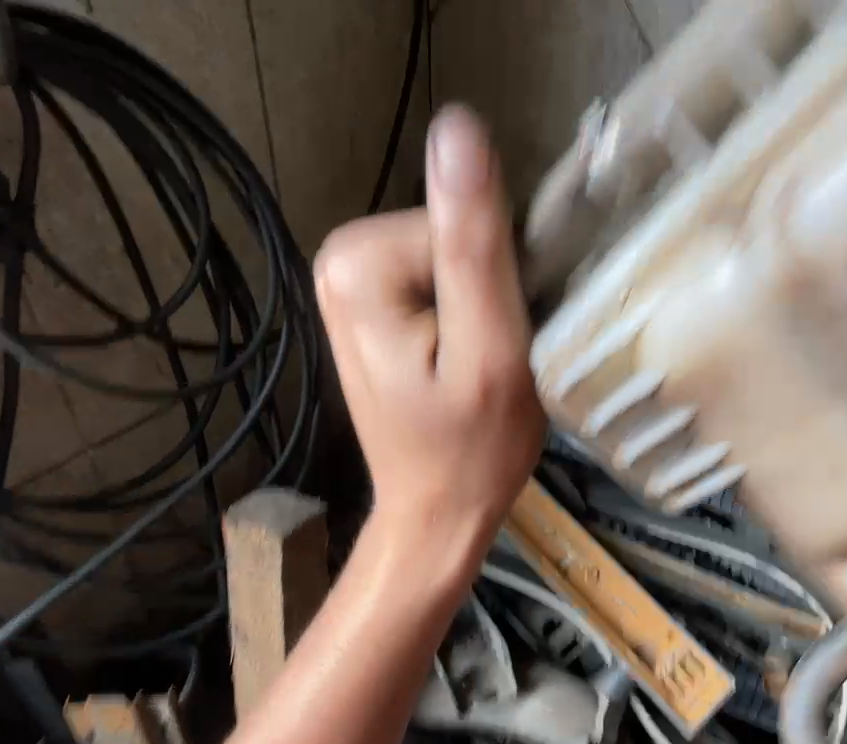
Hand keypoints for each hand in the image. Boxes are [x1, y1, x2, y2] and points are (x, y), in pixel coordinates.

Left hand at [314, 105, 543, 580]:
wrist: (439, 511)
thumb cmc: (473, 450)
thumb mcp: (490, 350)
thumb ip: (475, 246)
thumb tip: (460, 128)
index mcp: (359, 262)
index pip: (467, 226)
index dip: (505, 283)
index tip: (507, 343)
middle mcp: (339, 258)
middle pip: (456, 238)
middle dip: (491, 296)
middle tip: (497, 360)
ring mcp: (352, 281)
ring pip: (455, 260)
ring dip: (485, 310)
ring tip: (484, 367)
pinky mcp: (371, 304)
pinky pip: (443, 282)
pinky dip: (469, 319)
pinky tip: (468, 364)